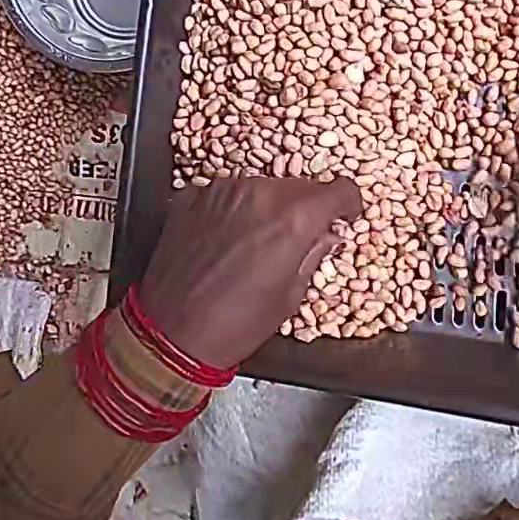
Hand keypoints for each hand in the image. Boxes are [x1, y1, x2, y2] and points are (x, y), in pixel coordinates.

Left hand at [137, 178, 363, 367]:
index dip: (347, 203)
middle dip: (308, 207)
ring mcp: (222, 192)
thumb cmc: (234, 324)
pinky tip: (231, 239)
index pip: (338, 190)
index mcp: (292, 220)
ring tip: (261, 241)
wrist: (170, 333)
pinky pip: (229, 193)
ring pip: (263, 186)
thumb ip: (313, 254)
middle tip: (303, 235)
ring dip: (271, 206)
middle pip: (300, 185)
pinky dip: (237, 209)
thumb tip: (325, 235)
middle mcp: (258, 194)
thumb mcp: (290, 296)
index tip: (346, 214)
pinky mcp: (193, 198)